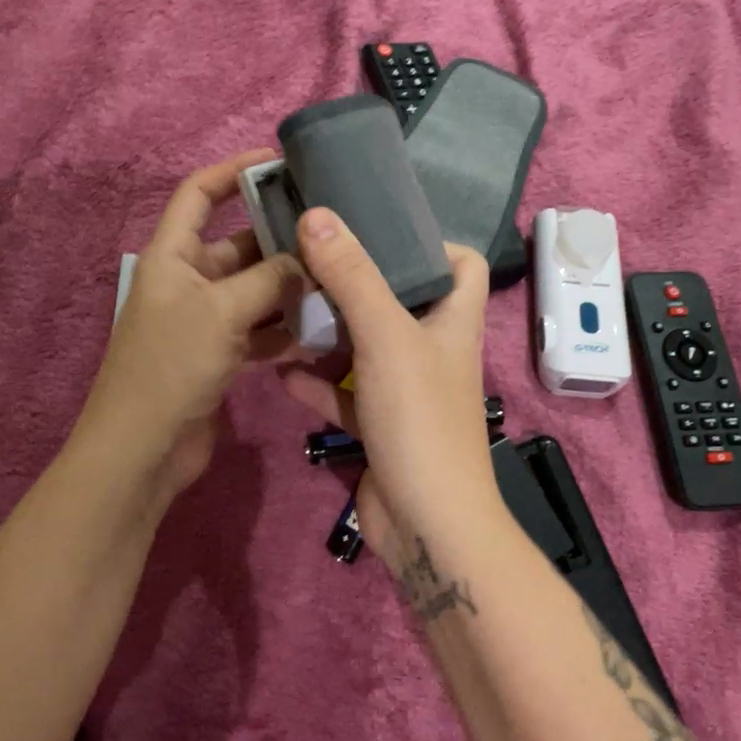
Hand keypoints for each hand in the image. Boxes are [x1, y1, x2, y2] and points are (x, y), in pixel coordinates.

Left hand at [78, 150, 302, 497]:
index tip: (279, 160)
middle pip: (239, 245)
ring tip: (339, 277)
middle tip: (333, 231)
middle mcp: (188, 281)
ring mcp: (204, 320)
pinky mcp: (219, 355)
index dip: (234, 170)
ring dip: (290, 288)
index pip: (200, 194)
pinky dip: (285, 328)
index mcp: (172, 255)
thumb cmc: (172, 366)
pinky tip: (322, 329)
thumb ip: (271, 280)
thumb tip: (310, 259)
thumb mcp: (222, 311)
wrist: (142, 450)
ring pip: (255, 290)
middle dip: (281, 239)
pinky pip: (259, 329)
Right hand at [281, 207, 495, 563]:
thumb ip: (353, 277)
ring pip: (367, 347)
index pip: (462, 264)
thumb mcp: (386, 337)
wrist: (428, 525)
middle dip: (359, 281)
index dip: (432, 243)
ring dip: (330, 330)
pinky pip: (344, 393)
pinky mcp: (380, 426)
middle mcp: (434, 350)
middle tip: (310, 258)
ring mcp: (407, 391)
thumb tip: (318, 215)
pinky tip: (279, 369)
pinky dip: (316, 381)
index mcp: (453, 321)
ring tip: (286, 304)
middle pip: (402, 300)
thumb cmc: (420, 418)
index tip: (379, 230)